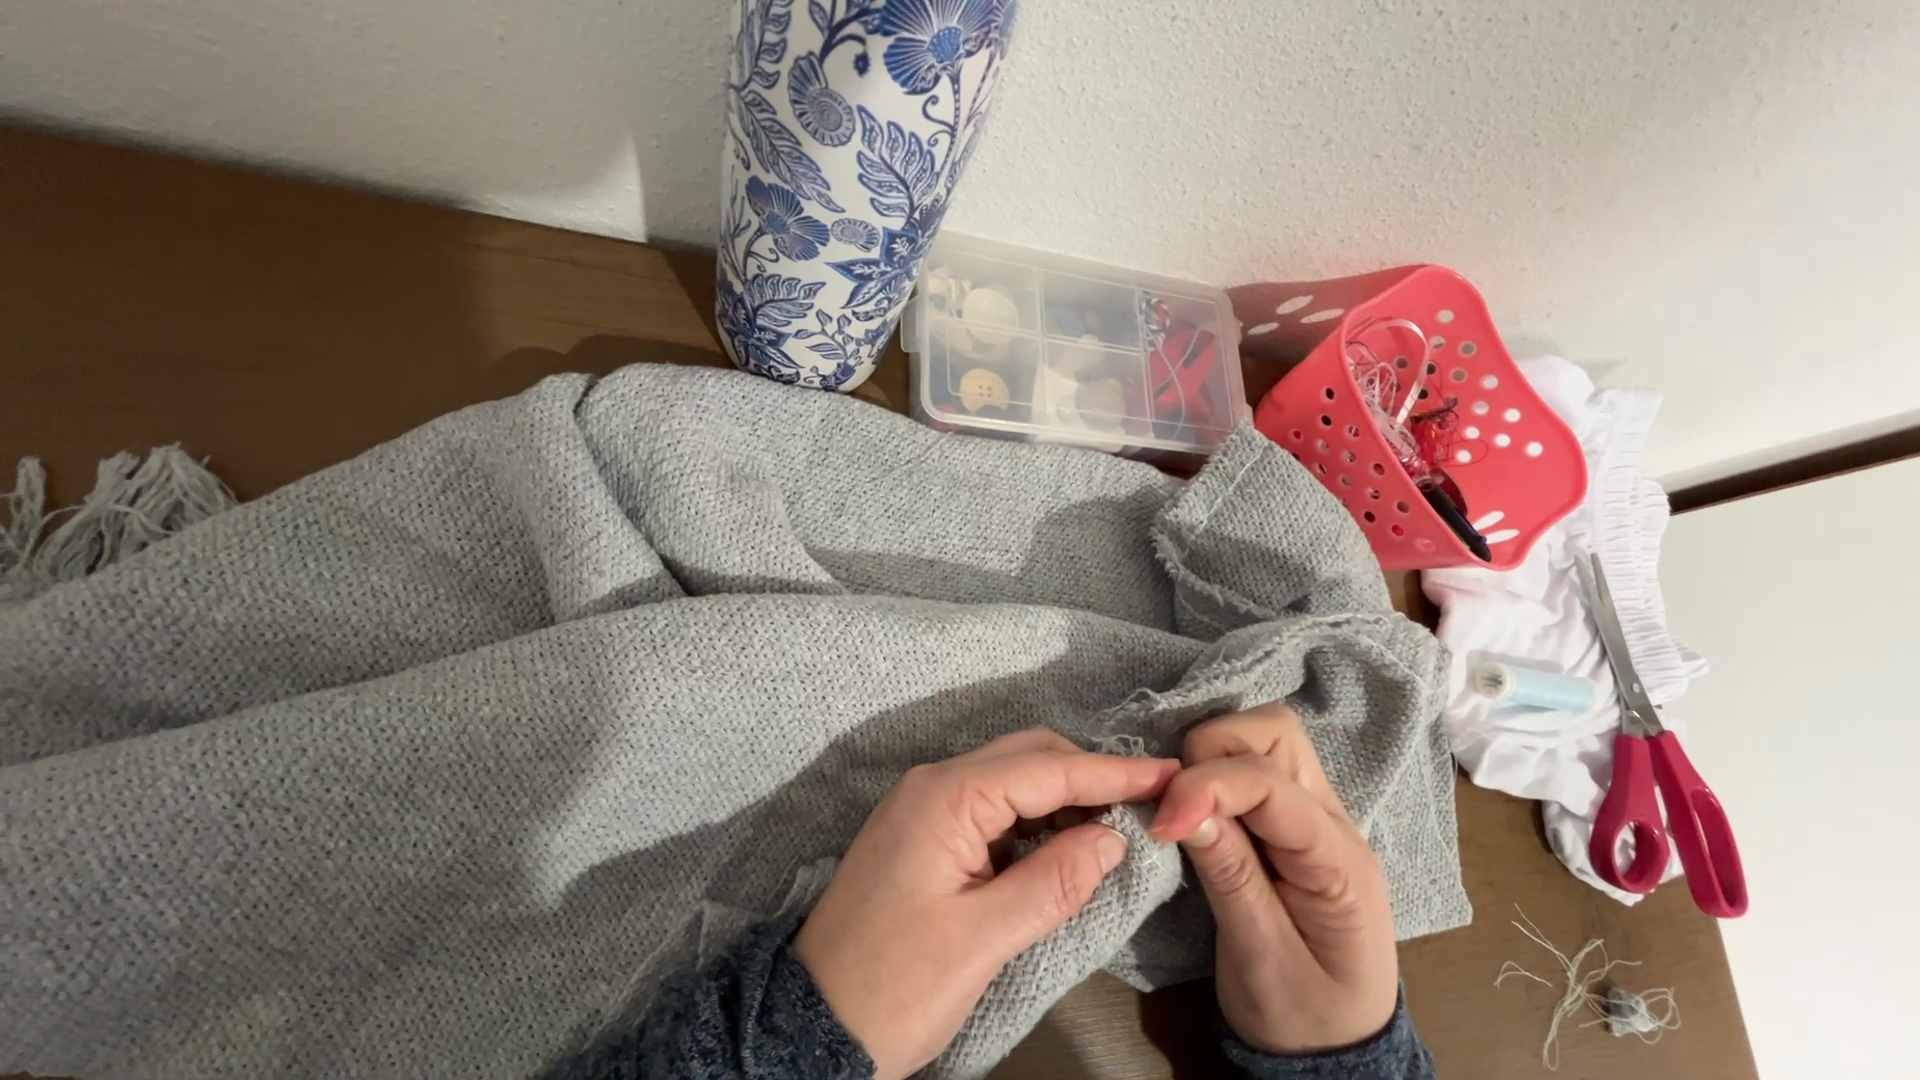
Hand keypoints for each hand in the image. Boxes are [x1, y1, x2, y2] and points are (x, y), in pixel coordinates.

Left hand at [794, 730, 1178, 1079]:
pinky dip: (1035, 820)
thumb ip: (1053, 882)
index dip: (1112, 771)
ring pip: (1012, 780)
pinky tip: (1063, 845)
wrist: (815, 1024)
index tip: (1169, 773)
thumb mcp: (981, 940)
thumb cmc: (892, 987)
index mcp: (946, 797)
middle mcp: (934, 785)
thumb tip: (1112, 839)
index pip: (1046, 769)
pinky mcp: (926, 834)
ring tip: (1115, 828)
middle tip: (1148, 802)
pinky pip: (992, 808)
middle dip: (1089, 776)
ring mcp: (926, 807)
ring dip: (1063, 797)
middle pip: (1028, 758)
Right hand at [1150, 703, 1399, 1053]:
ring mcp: (1316, 814)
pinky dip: (1215, 766)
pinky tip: (1197, 805)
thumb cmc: (1303, 1017)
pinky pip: (1254, 762)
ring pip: (1264, 736)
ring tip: (1184, 805)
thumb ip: (1229, 873)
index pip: (1269, 785)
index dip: (1205, 787)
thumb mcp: (1260, 957)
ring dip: (1213, 754)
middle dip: (1210, 753)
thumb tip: (1182, 806)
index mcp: (1337, 860)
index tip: (1160, 825)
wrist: (1334, 1052)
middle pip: (1274, 733)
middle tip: (1175, 807)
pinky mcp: (1291, 819)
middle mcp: (1333, 820)